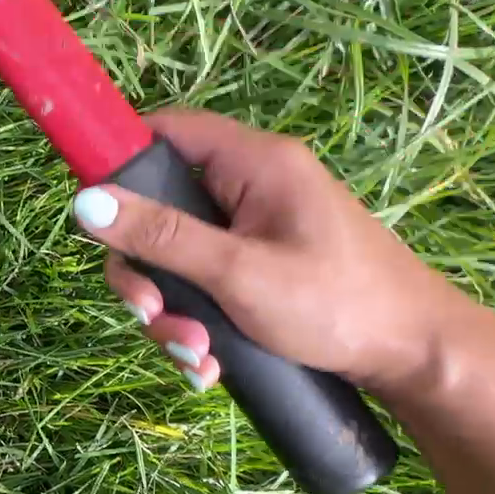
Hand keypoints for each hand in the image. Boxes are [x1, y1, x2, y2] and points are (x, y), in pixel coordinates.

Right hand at [70, 109, 479, 400]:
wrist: (409, 358)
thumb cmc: (335, 304)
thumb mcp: (235, 271)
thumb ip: (159, 236)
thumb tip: (85, 202)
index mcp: (254, 167)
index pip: (168, 133)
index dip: (119, 159)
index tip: (87, 206)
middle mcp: (244, 193)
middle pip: (151, 215)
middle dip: (142, 276)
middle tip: (150, 313)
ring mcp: (243, 235)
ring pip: (165, 264)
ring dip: (165, 314)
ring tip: (195, 352)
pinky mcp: (244, 272)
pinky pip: (189, 290)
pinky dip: (187, 327)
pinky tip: (206, 360)